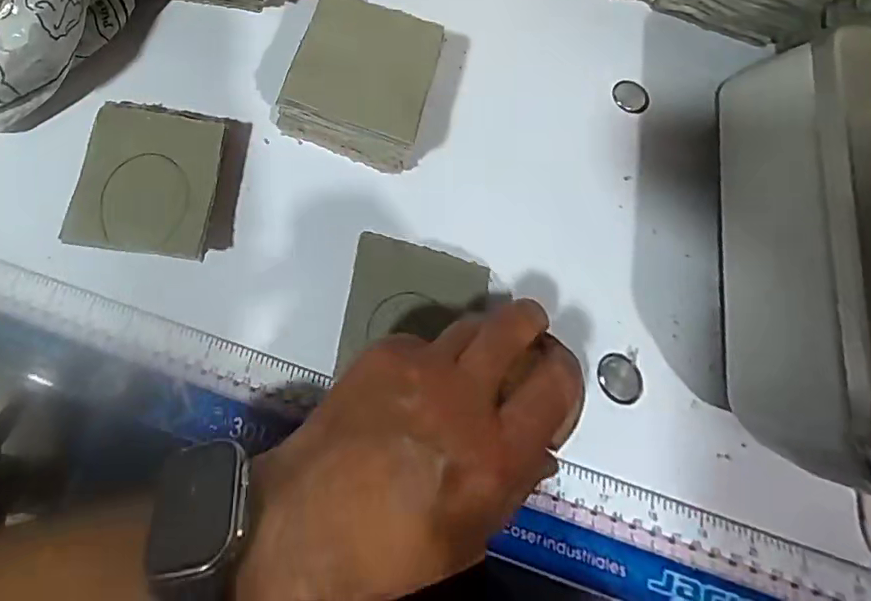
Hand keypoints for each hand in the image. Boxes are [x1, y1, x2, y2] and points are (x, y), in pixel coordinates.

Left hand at [237, 299, 584, 600]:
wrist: (305, 523)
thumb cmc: (390, 548)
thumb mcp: (470, 536)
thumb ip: (513, 484)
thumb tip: (539, 449)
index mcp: (494, 453)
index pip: (556, 383)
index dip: (565, 376)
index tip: (555, 379)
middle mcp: (463, 398)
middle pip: (515, 327)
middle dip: (531, 322)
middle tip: (531, 329)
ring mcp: (421, 367)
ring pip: (472, 323)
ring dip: (483, 335)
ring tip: (476, 355)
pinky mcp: (384, 353)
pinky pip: (424, 339)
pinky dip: (431, 354)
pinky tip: (418, 380)